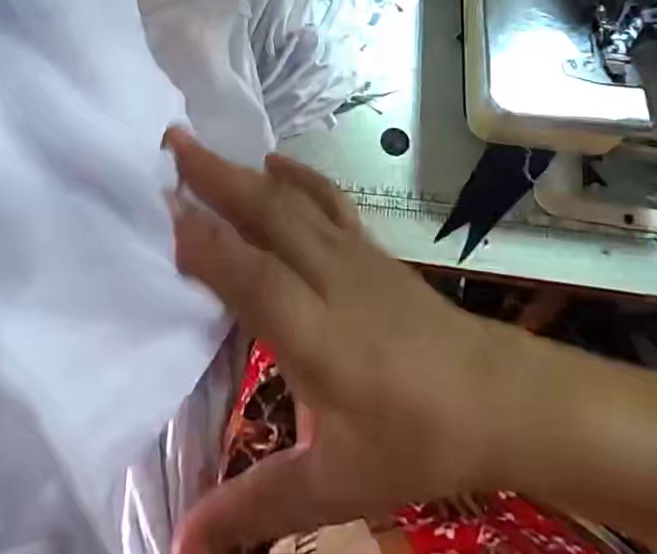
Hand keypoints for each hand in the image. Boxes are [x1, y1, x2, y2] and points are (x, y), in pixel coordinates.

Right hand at [165, 129, 522, 553]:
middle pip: (269, 215)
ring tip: (201, 147)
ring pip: (293, 201)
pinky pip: (328, 201)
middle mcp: (332, 279)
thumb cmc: (414, 438)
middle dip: (215, 176)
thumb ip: (255, 505)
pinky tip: (276, 162)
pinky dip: (299, 176)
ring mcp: (354, 255)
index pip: (252, 275)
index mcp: (318, 334)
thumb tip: (180, 544)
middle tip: (169, 142)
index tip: (161, 204)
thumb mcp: (335, 483)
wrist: (495, 397)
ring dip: (245, 171)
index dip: (206, 240)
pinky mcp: (370, 249)